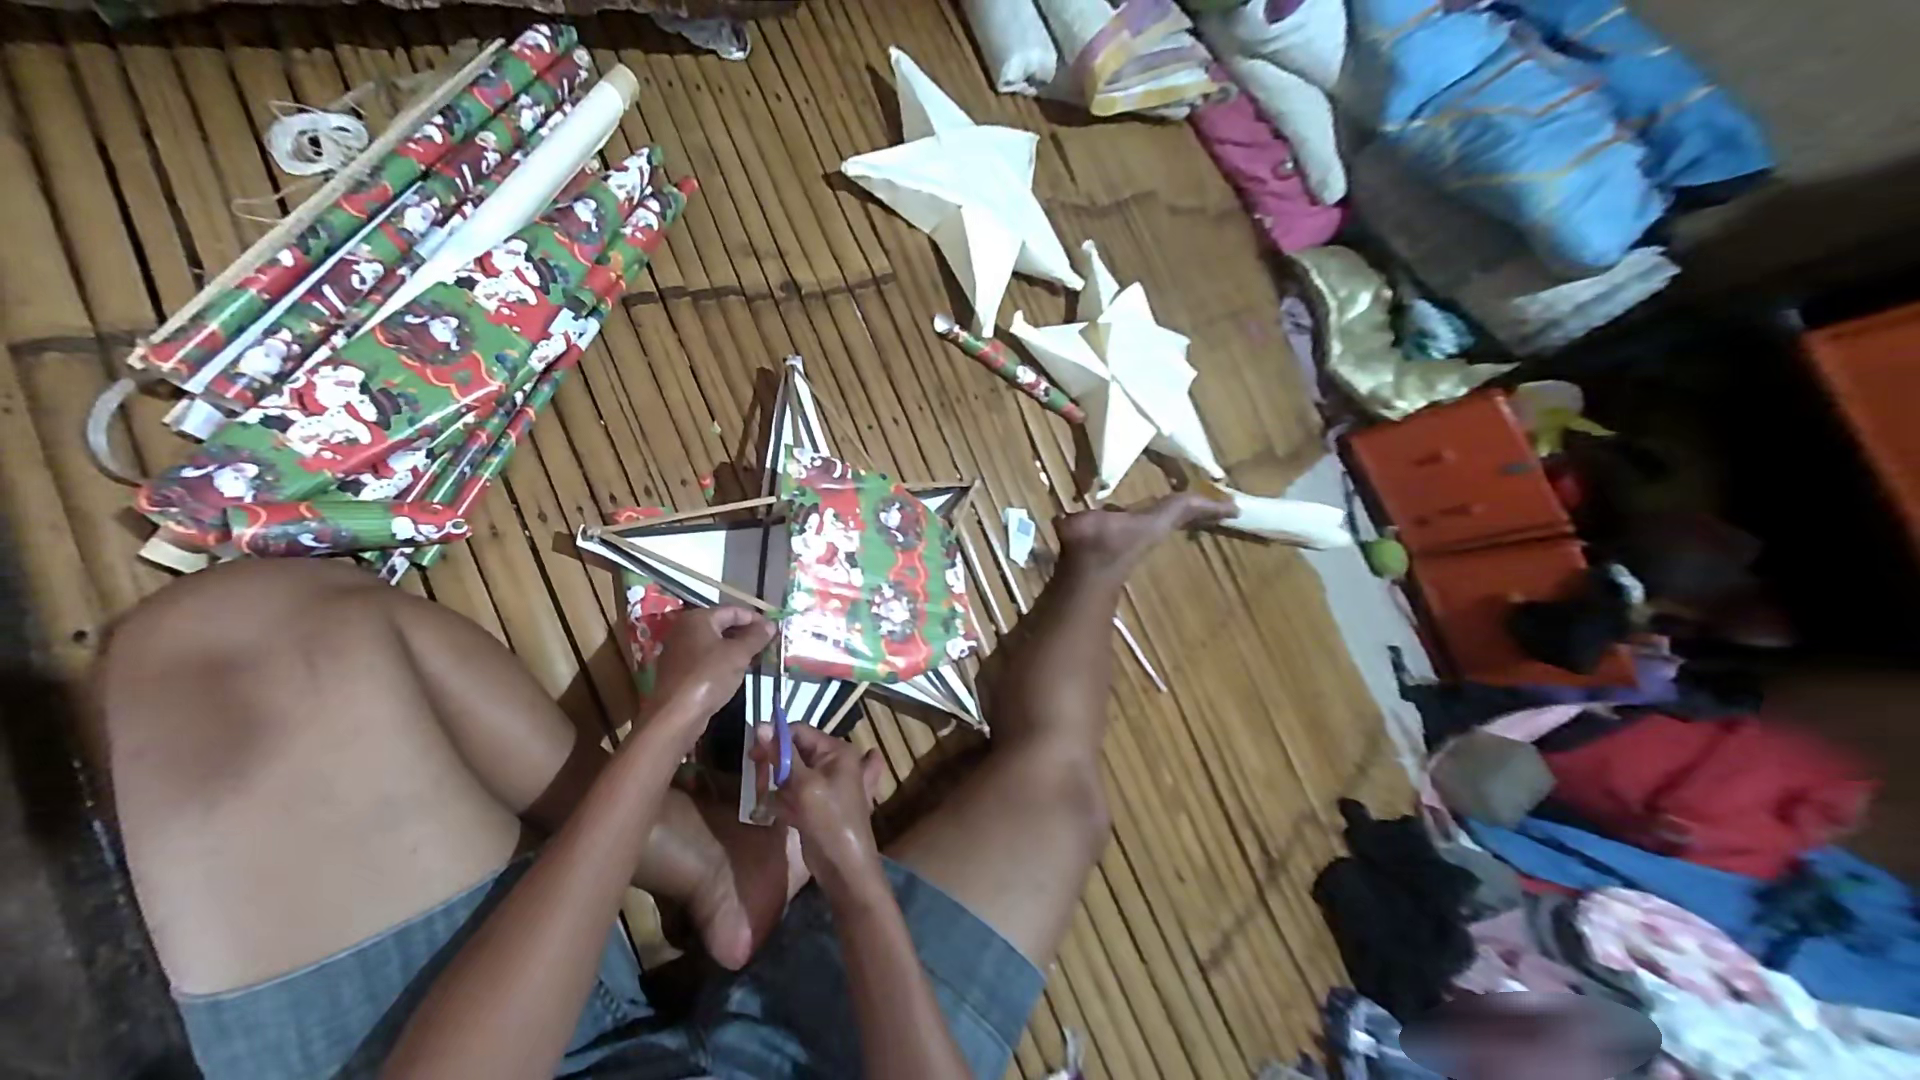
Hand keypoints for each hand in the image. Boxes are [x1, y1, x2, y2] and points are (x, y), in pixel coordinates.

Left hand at [648, 606, 775, 732]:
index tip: (773, 629)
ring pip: (715, 643)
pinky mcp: (679, 670)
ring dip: (736, 648)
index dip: (755, 618)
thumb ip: (756, 637)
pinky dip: (723, 660)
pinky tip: (738, 671)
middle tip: (767, 643)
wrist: (677, 714)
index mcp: (697, 618)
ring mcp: (679, 650)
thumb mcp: (739, 654)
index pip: (733, 610)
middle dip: (746, 634)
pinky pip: (706, 658)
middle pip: (722, 625)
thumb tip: (771, 624)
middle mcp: (684, 629)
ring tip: (757, 657)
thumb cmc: (709, 676)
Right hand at [752, 725, 886, 901]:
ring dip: (779, 787)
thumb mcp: (804, 785)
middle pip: (795, 752)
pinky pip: (794, 793)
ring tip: (775, 801)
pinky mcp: (817, 804)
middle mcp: (834, 762)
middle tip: (760, 781)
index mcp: (838, 751)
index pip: (800, 732)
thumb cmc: (829, 820)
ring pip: (792, 774)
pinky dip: (784, 801)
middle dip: (775, 766)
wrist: (844, 868)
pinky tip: (780, 812)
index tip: (752, 753)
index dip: (775, 739)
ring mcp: (827, 784)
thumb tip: (761, 725)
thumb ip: (782, 756)